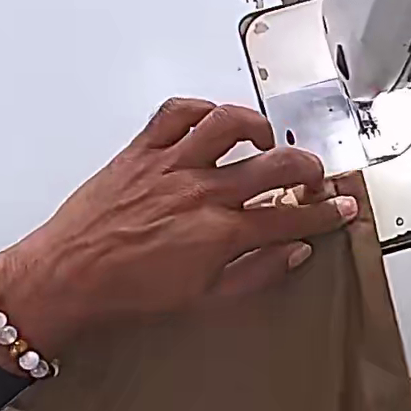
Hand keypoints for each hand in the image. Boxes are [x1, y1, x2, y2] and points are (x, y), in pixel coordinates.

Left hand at [0, 99, 357, 355]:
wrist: (69, 276)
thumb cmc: (129, 293)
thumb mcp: (204, 301)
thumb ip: (256, 273)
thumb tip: (292, 253)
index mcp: (219, 233)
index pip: (289, 216)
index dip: (325, 213)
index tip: (342, 208)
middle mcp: (200, 191)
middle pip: (274, 165)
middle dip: (308, 168)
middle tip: (313, 175)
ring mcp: (170, 165)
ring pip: (229, 124)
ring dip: (257, 128)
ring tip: (264, 141)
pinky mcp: (141, 150)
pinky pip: (176, 113)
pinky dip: (200, 109)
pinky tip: (211, 121)